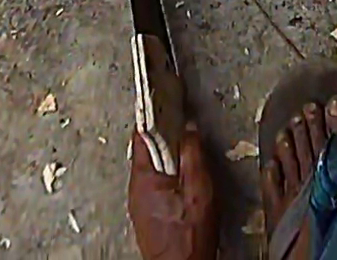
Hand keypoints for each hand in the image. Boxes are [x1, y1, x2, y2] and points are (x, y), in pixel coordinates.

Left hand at [128, 123, 218, 259]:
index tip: (167, 100)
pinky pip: (155, 179)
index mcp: (144, 179)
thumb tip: (189, 128)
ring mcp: (139, 202)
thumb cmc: (190, 235)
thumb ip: (193, 154)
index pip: (142, 135)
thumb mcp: (199, 187)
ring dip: (168, 152)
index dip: (155, 115)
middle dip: (165, 134)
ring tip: (186, 144)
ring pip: (152, 164)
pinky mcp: (147, 211)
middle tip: (183, 121)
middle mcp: (136, 189)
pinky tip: (182, 171)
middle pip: (147, 148)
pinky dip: (167, 168)